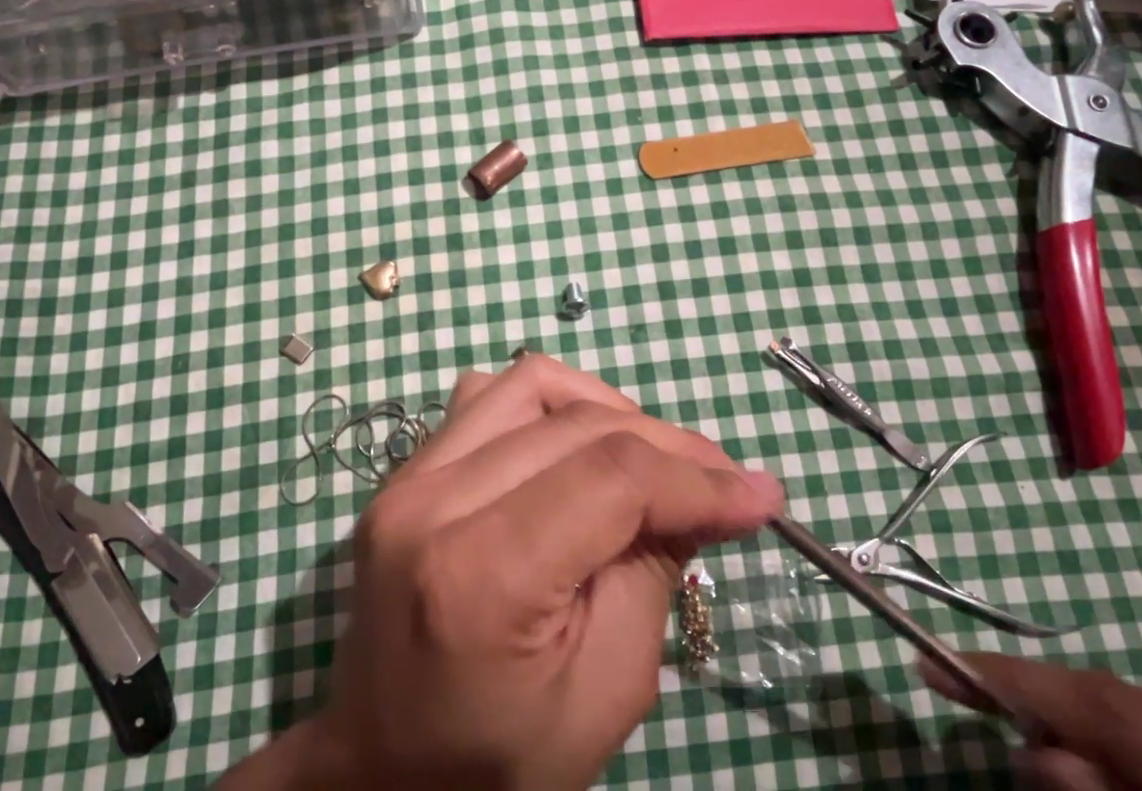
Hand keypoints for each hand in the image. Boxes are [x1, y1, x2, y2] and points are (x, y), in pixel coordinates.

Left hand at [220, 354, 782, 789]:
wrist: (381, 764)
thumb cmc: (496, 756)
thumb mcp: (604, 692)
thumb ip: (650, 577)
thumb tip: (698, 495)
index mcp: (481, 573)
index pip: (611, 478)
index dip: (698, 477)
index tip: (761, 495)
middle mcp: (431, 502)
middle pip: (577, 425)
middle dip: (669, 446)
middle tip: (722, 483)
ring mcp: (406, 479)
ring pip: (530, 387)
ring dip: (609, 410)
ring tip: (652, 461)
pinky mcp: (402, 475)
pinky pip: (486, 400)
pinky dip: (549, 407)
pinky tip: (577, 449)